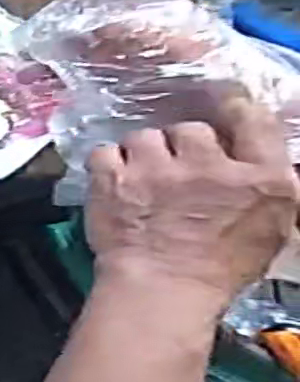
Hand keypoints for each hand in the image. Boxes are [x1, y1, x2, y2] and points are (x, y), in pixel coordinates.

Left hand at [86, 100, 299, 303]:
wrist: (165, 279)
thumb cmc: (224, 259)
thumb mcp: (277, 218)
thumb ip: (271, 182)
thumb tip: (264, 161)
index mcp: (263, 177)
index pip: (255, 124)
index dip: (238, 108)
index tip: (228, 102)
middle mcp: (208, 167)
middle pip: (189, 129)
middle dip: (180, 142)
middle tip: (173, 161)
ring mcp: (155, 172)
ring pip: (143, 136)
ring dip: (142, 149)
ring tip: (141, 168)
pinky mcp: (111, 181)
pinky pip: (104, 151)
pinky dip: (107, 159)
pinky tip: (112, 173)